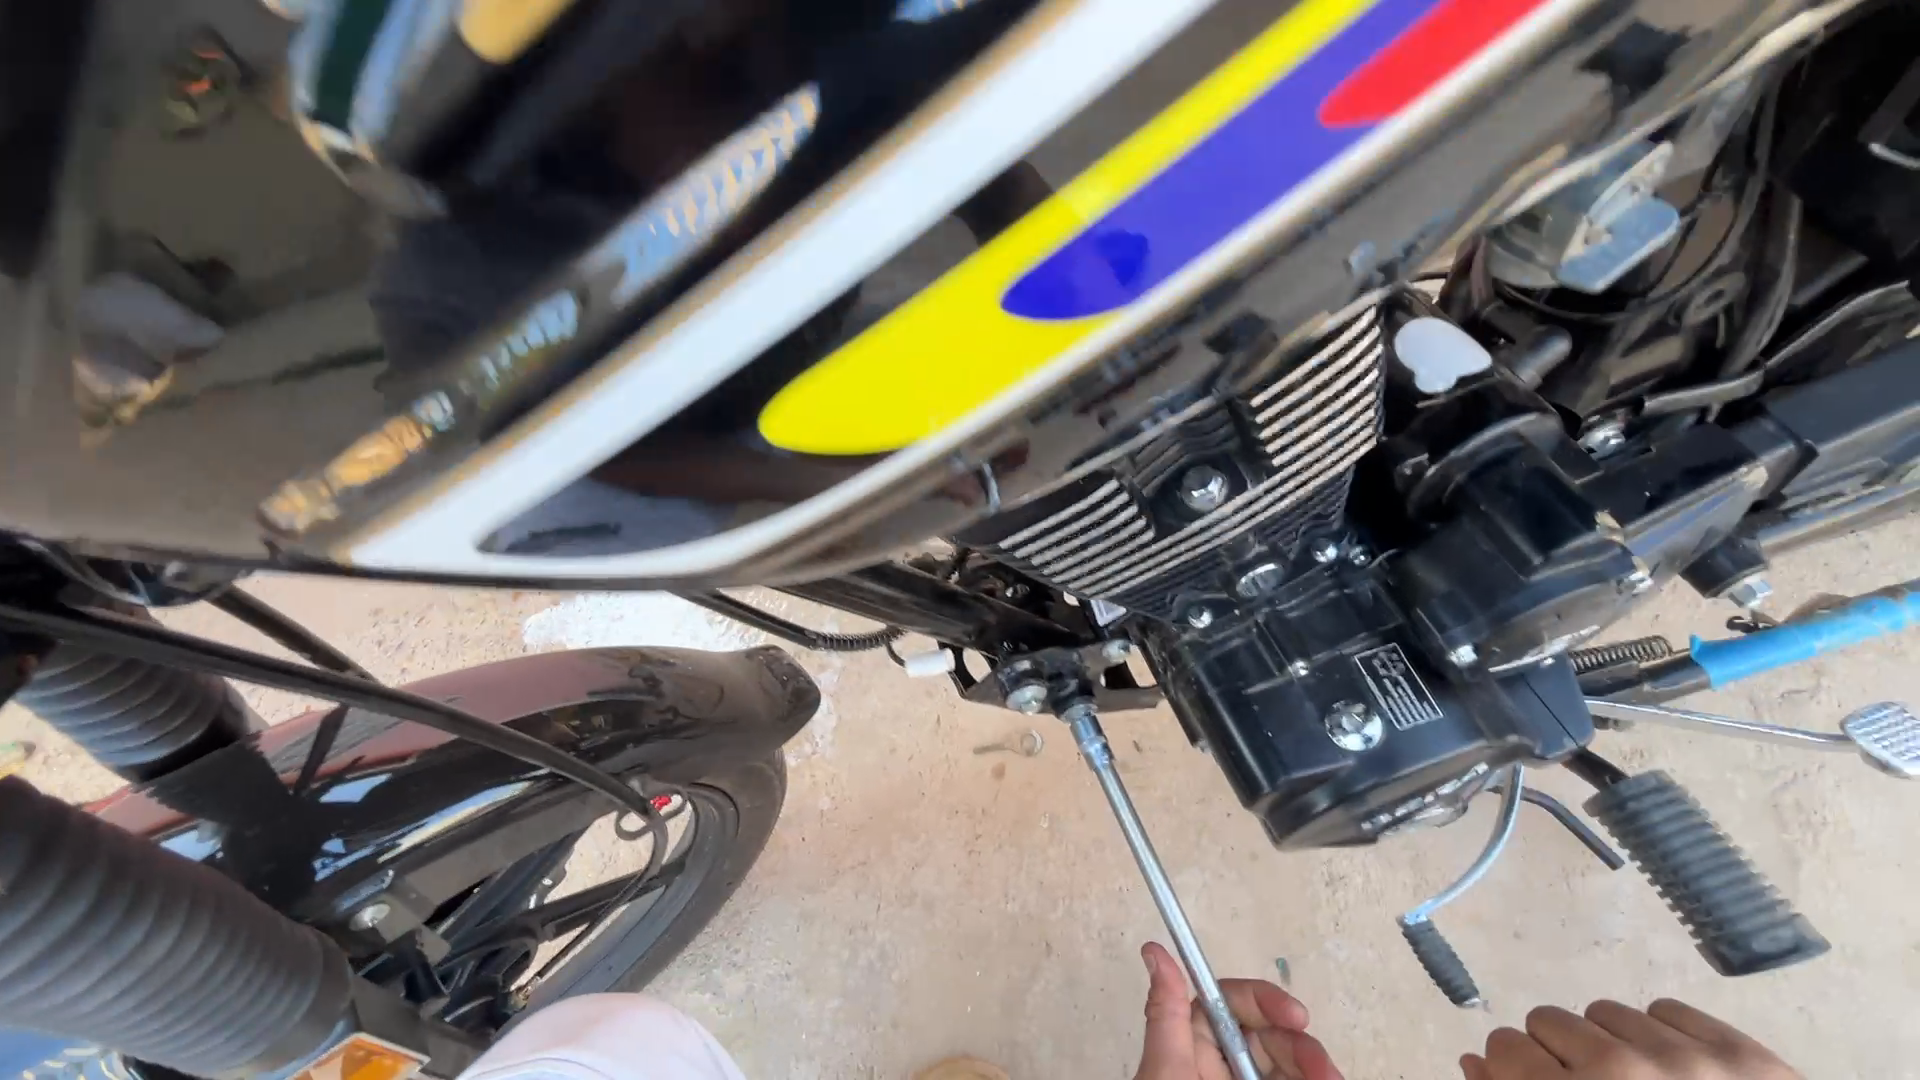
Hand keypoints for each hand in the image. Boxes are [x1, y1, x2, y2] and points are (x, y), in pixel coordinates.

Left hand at [1134, 941, 1343, 1079]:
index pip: (1232, 1002)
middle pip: (1272, 1038)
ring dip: (1315, 1069)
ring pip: (1292, 1067)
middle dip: (1302, 1048)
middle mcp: (1223, 1063)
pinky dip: (1313, 1079)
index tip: (1298, 1015)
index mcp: (1195, 1043)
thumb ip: (1166, 1014)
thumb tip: (1152, 947)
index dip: (1265, 1001)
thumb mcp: (1165, 1068)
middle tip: (1327, 1073)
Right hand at [1462, 1000, 1802, 1078]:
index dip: (1510, 1068)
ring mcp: (1688, 1057)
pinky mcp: (1742, 1050)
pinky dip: (1665, 1035)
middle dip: (1559, 1054)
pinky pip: (1666, 1009)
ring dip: (1612, 1043)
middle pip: (1546, 1020)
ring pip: (1603, 1011)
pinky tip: (1682, 1072)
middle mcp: (1622, 1069)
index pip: (1503, 1048)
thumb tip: (1472, 1061)